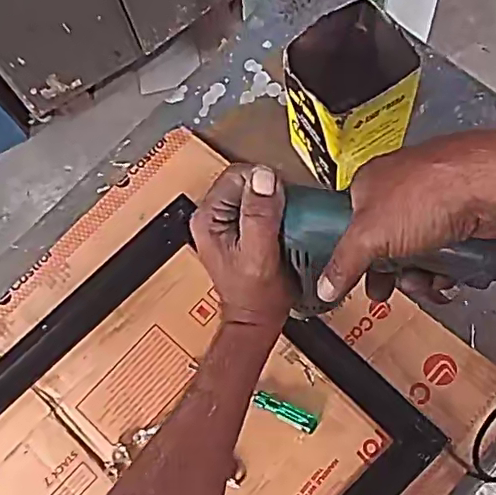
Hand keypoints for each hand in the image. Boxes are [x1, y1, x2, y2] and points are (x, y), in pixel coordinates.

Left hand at [193, 164, 291, 332]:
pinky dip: (277, 214)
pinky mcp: (243, 231)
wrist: (257, 319)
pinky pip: (262, 208)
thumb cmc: (255, 295)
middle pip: (247, 182)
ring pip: (256, 194)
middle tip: (287, 214)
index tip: (282, 201)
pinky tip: (284, 229)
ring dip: (276, 203)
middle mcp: (214, 216)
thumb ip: (260, 215)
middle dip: (272, 193)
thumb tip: (264, 178)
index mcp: (208, 217)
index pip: (237, 175)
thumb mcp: (259, 253)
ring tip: (286, 222)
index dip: (265, 183)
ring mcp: (228, 223)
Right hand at [316, 130, 495, 304]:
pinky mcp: (461, 220)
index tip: (349, 280)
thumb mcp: (370, 236)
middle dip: (390, 274)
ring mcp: (432, 206)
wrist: (492, 188)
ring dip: (421, 277)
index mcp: (369, 185)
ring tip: (428, 283)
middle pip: (384, 246)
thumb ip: (344, 264)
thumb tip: (325, 286)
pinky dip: (446, 270)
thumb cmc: (433, 192)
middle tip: (389, 291)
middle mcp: (400, 191)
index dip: (349, 256)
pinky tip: (450, 275)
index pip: (346, 225)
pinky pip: (444, 255)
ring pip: (416, 254)